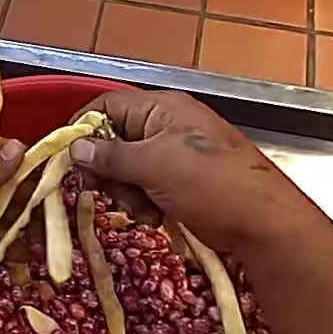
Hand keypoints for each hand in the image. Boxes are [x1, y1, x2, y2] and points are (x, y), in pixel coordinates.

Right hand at [69, 90, 318, 254]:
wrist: (264, 227)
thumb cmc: (213, 184)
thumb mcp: (154, 165)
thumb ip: (109, 155)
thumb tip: (74, 147)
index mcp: (161, 110)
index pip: (106, 106)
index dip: (83, 129)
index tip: (68, 158)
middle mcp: (165, 128)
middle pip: (112, 140)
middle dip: (106, 169)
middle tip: (105, 191)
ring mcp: (172, 157)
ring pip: (125, 170)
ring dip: (124, 192)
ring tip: (140, 208)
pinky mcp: (179, 184)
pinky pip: (143, 188)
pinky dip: (141, 203)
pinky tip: (153, 216)